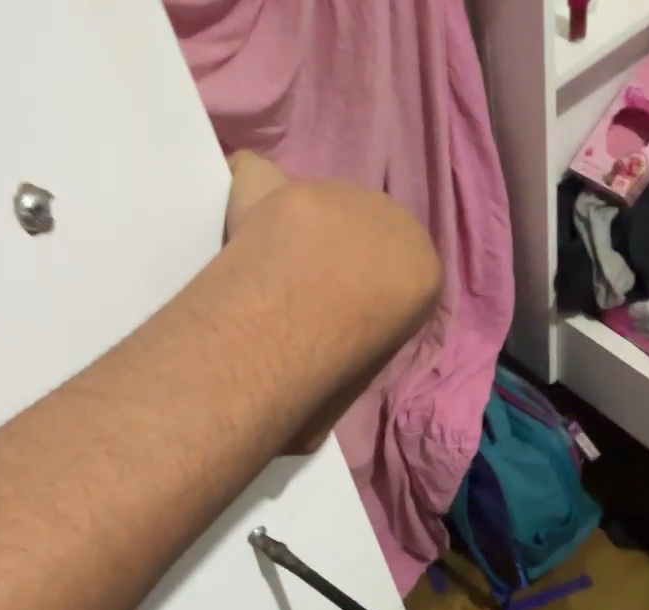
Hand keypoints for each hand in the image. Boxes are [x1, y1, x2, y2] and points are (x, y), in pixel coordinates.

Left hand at [217, 150, 437, 455]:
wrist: (301, 322)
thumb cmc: (333, 373)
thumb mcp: (351, 392)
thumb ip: (346, 367)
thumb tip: (319, 383)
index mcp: (421, 276)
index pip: (393, 284)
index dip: (357, 309)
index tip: (325, 333)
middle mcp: (389, 221)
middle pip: (356, 240)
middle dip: (326, 266)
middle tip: (285, 307)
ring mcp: (335, 194)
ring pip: (311, 213)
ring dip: (286, 238)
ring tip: (251, 277)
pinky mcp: (279, 182)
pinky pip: (256, 179)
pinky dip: (243, 197)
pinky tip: (227, 220)